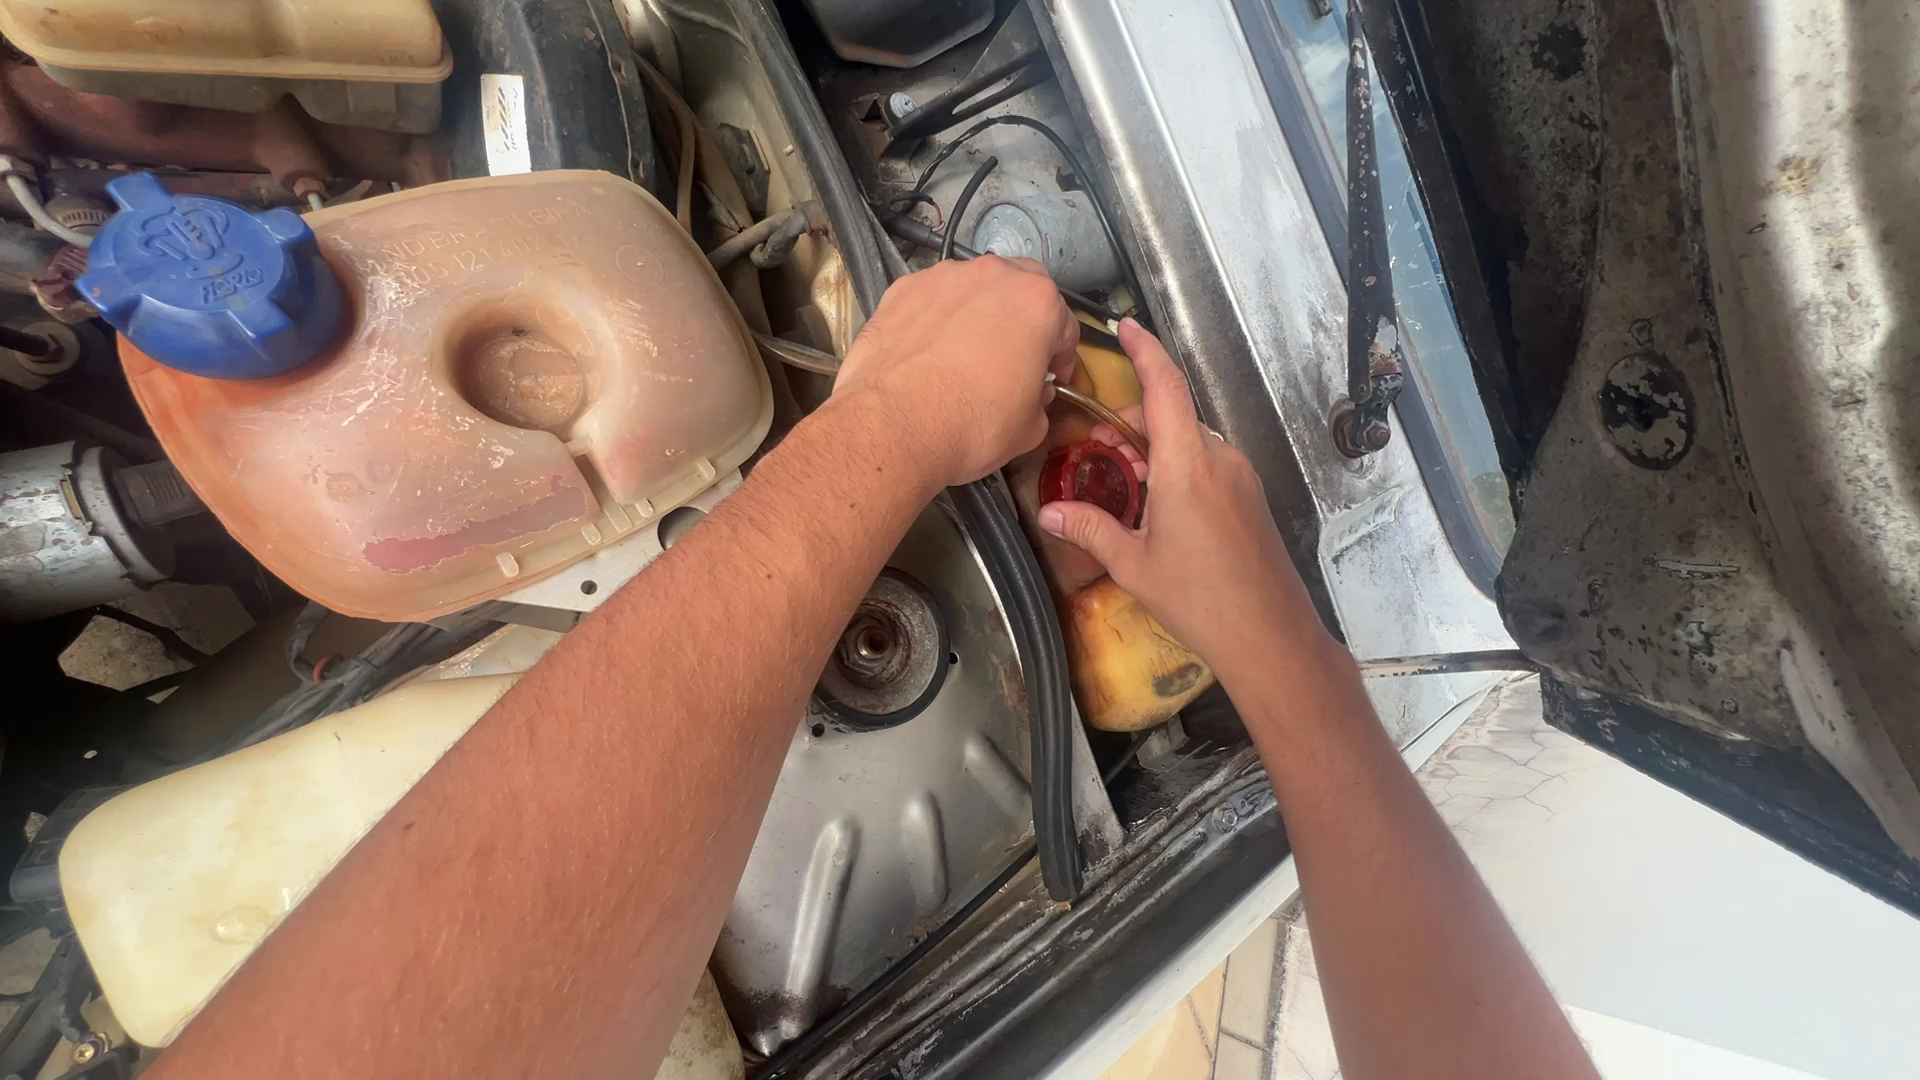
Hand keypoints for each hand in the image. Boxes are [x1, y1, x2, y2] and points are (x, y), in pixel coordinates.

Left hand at [833, 256, 1078, 488]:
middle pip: (1021, 290)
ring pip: (973, 290)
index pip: (1064, 326)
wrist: (894, 426)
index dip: (1060, 358)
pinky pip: (931, 301)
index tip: (1050, 379)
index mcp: (1037, 304)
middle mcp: (992, 276)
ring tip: (964, 357)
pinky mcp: (902, 290)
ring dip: (977, 315)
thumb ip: (1040, 402)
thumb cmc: (971, 425)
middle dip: (1023, 321)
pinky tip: (928, 356)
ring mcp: (943, 278)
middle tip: (1013, 360)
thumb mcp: (1029, 429)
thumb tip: (1033, 395)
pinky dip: (936, 321)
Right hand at [1035, 319, 1335, 680]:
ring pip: (1188, 439)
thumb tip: (1049, 514)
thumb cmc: (1198, 599)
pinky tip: (1157, 505)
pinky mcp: (1249, 496)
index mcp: (1187, 465)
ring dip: (1152, 448)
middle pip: (1171, 414)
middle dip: (1129, 424)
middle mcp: (1219, 458)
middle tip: (1098, 456)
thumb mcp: (1132, 565)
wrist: (1269, 636)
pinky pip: (1206, 462)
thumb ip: (1091, 529)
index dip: (1144, 350)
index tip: (1124, 328)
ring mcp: (1240, 476)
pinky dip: (1175, 466)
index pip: (1165, 387)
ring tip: (1124, 486)